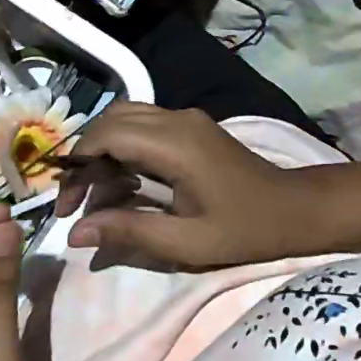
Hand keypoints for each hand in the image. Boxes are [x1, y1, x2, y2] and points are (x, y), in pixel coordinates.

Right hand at [56, 102, 320, 267]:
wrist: (293, 208)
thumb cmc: (245, 230)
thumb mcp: (185, 242)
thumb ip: (129, 231)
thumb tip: (75, 233)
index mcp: (176, 144)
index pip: (107, 136)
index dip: (77, 167)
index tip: (67, 207)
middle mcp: (178, 119)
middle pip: (111, 121)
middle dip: (85, 159)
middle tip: (76, 204)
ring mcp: (187, 118)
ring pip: (126, 119)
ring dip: (102, 152)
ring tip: (96, 198)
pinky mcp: (192, 126)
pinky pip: (144, 126)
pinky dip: (123, 149)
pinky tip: (123, 185)